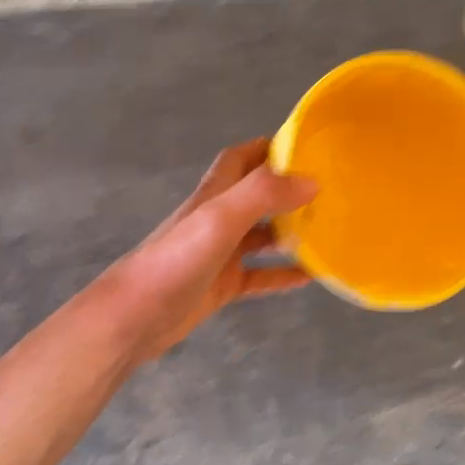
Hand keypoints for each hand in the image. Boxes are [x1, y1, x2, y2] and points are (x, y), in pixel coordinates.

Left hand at [98, 138, 317, 358]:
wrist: (135, 316)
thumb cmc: (176, 261)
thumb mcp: (220, 218)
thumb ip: (263, 194)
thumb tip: (312, 182)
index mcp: (213, 195)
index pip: (241, 159)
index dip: (268, 148)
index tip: (307, 148)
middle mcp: (217, 219)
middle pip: (256, 196)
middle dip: (288, 190)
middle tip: (329, 193)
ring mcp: (220, 254)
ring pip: (262, 236)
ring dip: (291, 232)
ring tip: (327, 232)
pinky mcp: (223, 285)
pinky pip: (260, 275)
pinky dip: (284, 273)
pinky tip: (311, 277)